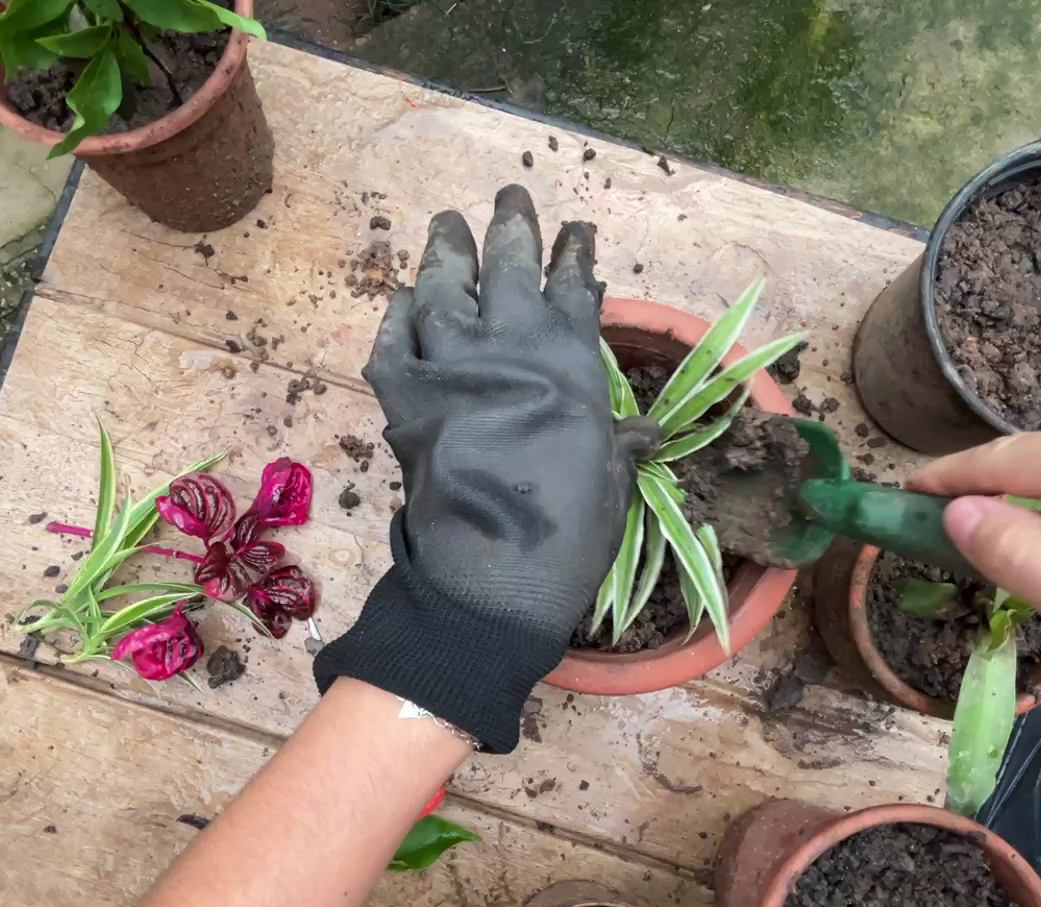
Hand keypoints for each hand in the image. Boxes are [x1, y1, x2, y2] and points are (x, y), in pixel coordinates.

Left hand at [314, 185, 655, 752]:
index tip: (574, 229)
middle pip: (508, 267)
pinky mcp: (402, 400)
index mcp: (569, 365)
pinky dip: (395, 320)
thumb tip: (648, 430)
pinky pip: (392, 344)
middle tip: (509, 194)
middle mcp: (509, 349)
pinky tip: (402, 302)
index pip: (574, 288)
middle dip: (512, 225)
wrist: (493, 578)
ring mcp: (449, 368)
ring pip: (444, 289)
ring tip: (448, 225)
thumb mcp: (611, 483)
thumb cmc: (568, 535)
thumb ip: (622, 443)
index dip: (574, 254)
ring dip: (447, 253)